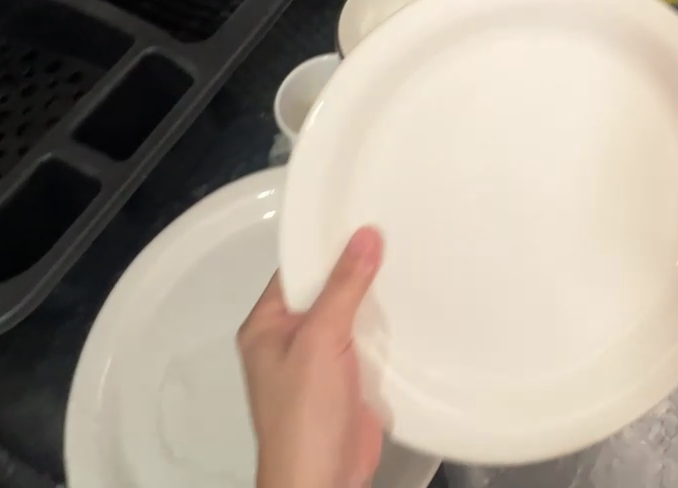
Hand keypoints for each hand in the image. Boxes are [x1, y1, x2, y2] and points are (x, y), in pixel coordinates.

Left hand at [238, 227, 385, 487]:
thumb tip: (365, 235)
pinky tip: (411, 301)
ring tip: (408, 256)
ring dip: (375, 296)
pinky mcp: (349, 377)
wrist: (324, 483)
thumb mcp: (320, 339)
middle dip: (357, 267)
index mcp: (267, 325)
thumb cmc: (304, 414)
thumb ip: (344, 286)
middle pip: (327, 288)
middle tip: (393, 230)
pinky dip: (386, 323)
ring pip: (350, 312)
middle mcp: (290, 338)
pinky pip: (368, 337)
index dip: (327, 243)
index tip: (362, 216)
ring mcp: (320, 359)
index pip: (297, 268)